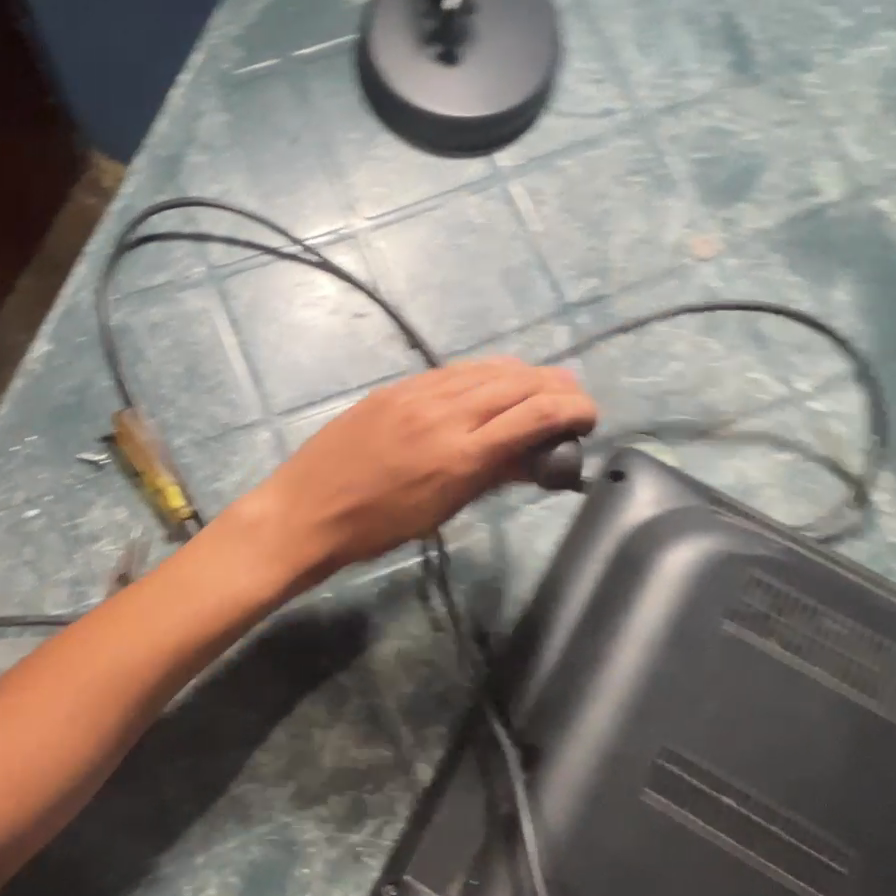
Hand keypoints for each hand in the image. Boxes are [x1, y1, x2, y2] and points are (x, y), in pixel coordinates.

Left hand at [223, 358, 597, 583]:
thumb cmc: (375, 527)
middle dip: (558, 388)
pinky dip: (484, 375)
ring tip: (540, 392)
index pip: (536, 413)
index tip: (590, 419)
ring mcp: (417, 393)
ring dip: (524, 376)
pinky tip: (491, 388)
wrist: (305, 510)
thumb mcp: (441, 510)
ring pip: (488, 368)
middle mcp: (445, 411)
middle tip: (574, 403)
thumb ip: (492, 476)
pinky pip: (453, 371)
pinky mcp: (395, 388)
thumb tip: (536, 457)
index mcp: (461, 452)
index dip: (574, 409)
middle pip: (520, 381)